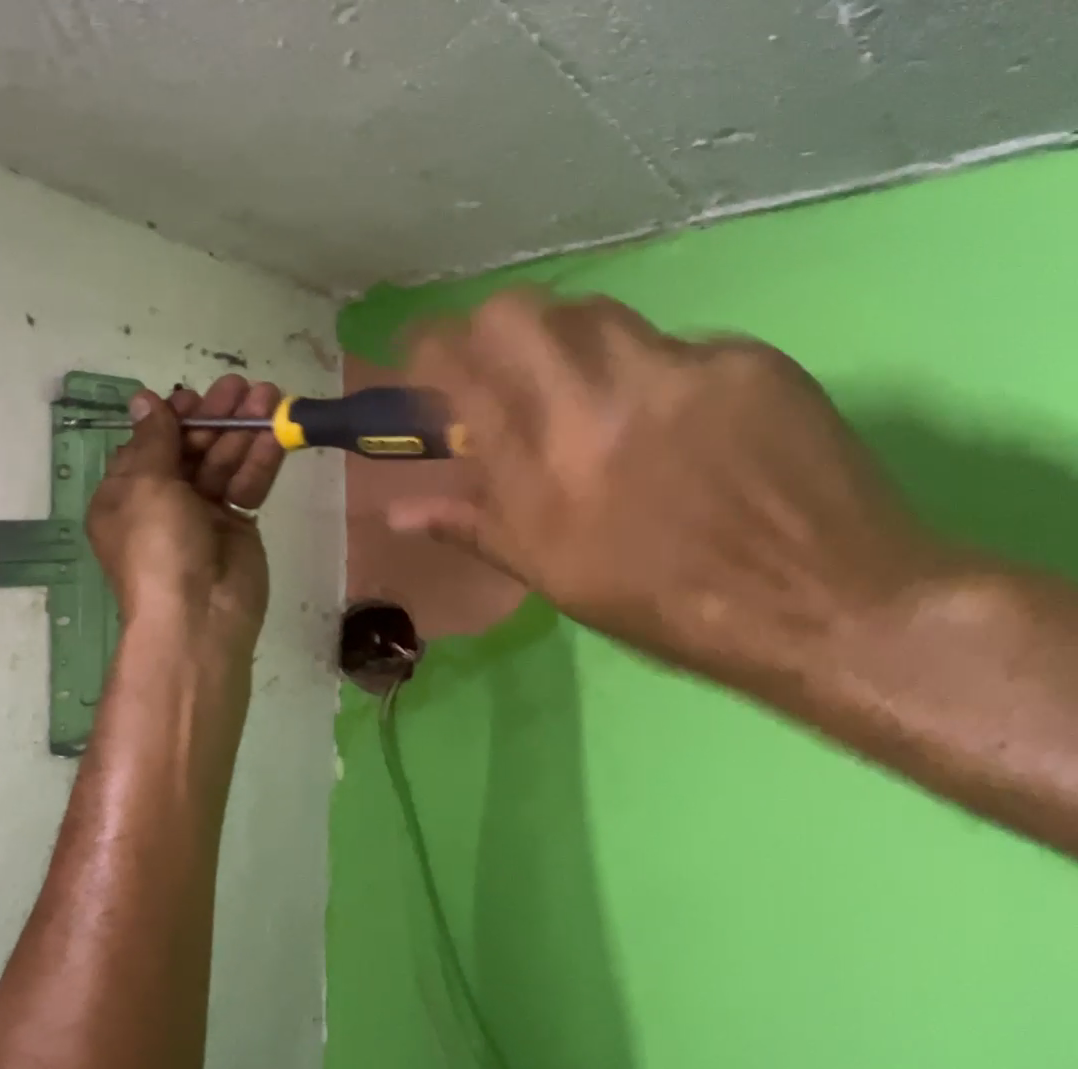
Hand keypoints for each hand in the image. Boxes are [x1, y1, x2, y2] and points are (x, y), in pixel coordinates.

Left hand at [86, 377, 284, 645]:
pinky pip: (245, 484)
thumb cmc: (157, 546)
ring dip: (244, 430)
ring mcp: (199, 514)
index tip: (197, 397)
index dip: (174, 418)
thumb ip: (153, 439)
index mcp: (124, 494)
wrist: (197, 617)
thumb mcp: (144, 484)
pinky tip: (277, 432)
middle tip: (243, 386)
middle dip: (216, 417)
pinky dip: (260, 460)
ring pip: (221, 462)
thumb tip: (142, 399)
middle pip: (189, 448)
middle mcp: (160, 501)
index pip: (150, 444)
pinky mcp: (235, 526)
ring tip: (270, 396)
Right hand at [387, 288, 943, 678]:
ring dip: (569, 341)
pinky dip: (654, 373)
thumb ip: (471, 525)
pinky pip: (674, 345)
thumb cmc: (662, 600)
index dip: (427, 349)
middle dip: (493, 326)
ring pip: (596, 313)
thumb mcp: (550, 573)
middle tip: (502, 361)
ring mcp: (675, 369)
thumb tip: (397, 512)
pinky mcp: (745, 360)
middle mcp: (596, 397)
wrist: (826, 602)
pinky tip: (679, 421)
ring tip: (587, 388)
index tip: (423, 356)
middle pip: (519, 312)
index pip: (457, 367)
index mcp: (539, 460)